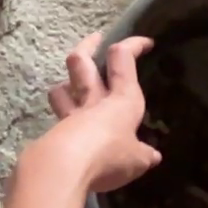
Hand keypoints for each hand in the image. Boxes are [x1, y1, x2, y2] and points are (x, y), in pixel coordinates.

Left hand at [39, 32, 161, 193]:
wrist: (64, 169)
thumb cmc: (109, 156)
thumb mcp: (136, 160)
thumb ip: (143, 155)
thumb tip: (154, 156)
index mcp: (120, 99)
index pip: (123, 59)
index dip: (133, 45)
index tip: (146, 42)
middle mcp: (93, 100)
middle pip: (82, 61)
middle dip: (89, 45)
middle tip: (95, 38)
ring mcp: (70, 115)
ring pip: (61, 88)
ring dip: (65, 84)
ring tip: (70, 86)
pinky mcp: (54, 134)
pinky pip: (58, 120)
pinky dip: (63, 122)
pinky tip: (69, 134)